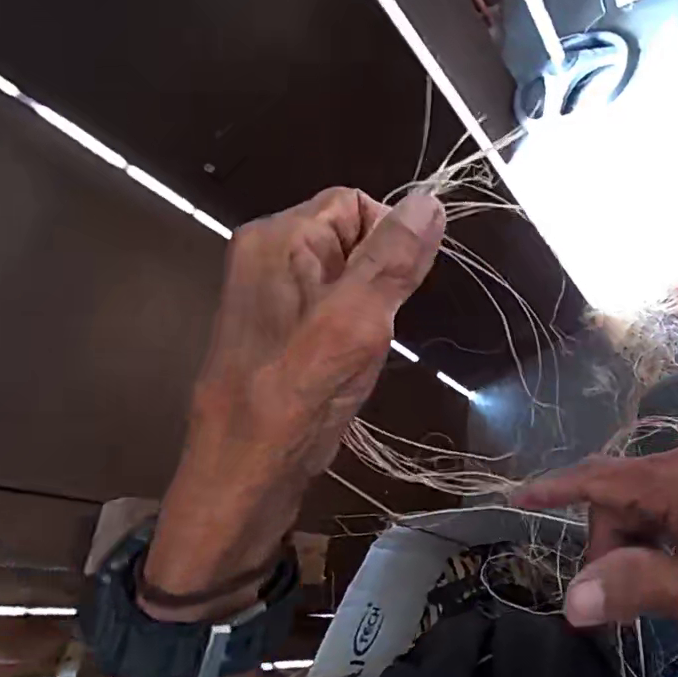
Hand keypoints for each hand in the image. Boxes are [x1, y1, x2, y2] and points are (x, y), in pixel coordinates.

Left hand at [145, 187, 445, 613]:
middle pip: (354, 238)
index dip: (389, 239)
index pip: (355, 203)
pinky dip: (356, 334)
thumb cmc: (296, 397)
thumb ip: (393, 258)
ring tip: (355, 355)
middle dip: (379, 283)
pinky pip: (336, 311)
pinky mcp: (282, 332)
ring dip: (370, 314)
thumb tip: (432, 198)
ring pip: (351, 279)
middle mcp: (269, 257)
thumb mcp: (355, 320)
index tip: (395, 293)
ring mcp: (274, 297)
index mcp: (277, 239)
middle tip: (369, 332)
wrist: (244, 478)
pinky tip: (347, 368)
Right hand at [511, 447, 677, 676]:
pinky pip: (651, 510)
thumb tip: (572, 600)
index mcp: (676, 482)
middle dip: (604, 550)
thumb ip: (637, 588)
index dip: (552, 489)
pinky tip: (668, 571)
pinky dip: (645, 542)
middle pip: (610, 502)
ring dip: (626, 550)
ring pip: (628, 508)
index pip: (596, 479)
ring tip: (653, 594)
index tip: (516, 499)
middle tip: (619, 606)